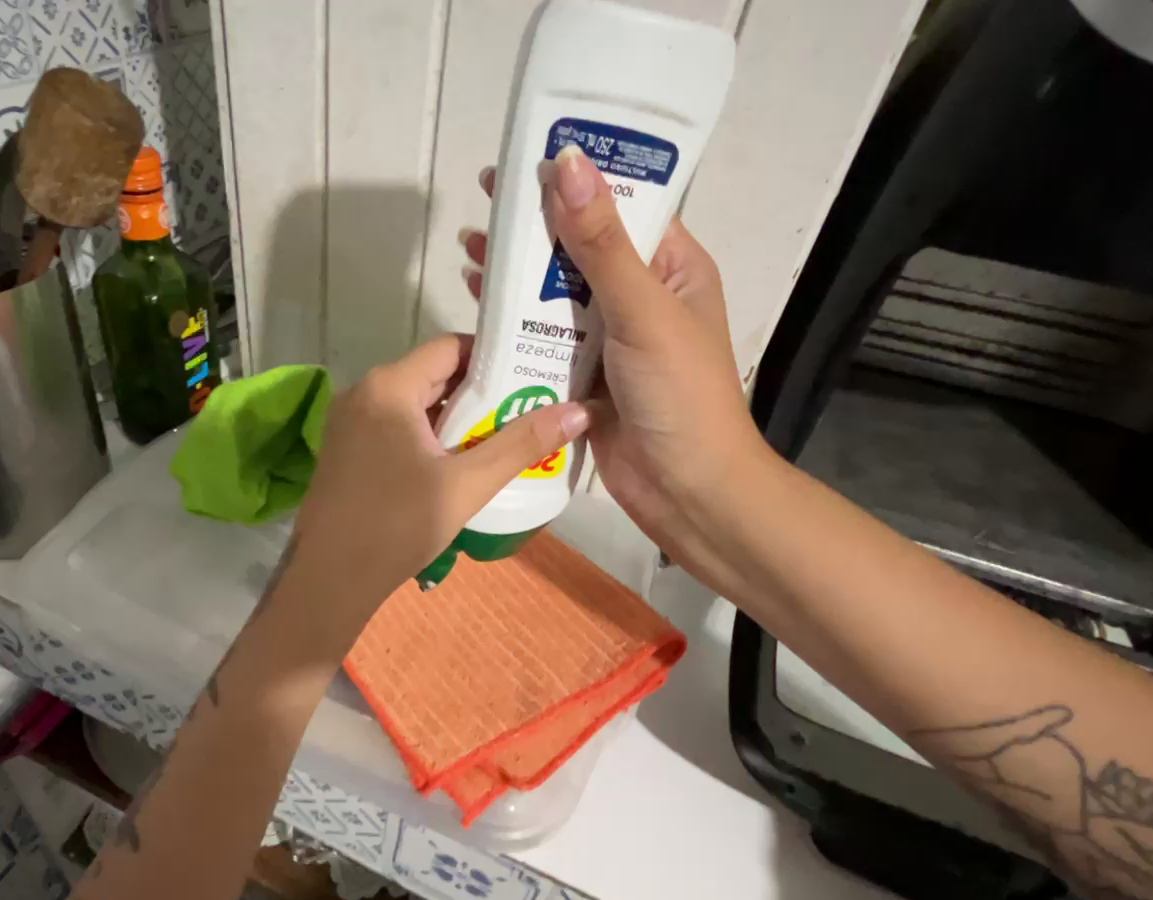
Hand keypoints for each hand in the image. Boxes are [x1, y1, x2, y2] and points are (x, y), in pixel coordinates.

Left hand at [284, 335, 588, 627]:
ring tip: (502, 437)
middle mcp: (363, 393)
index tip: (532, 375)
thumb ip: (522, 444)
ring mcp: (348, 423)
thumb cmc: (398, 525)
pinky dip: (427, 436)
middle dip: (480, 392)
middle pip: (432, 375)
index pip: (450, 348)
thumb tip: (580, 410)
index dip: (494, 358)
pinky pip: (394, 428)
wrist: (330, 579)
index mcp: (389, 387)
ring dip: (455, 418)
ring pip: (413, 405)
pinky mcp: (344, 451)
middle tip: (527, 409)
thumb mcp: (467, 484)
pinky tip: (456, 463)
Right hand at [462, 152, 771, 577]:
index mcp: (671, 268)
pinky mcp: (580, 376)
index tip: (528, 156)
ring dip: (515, 272)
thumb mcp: (643, 310)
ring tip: (469, 246)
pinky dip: (510, 321)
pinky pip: (541, 339)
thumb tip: (567, 163)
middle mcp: (638, 297)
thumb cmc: (679, 394)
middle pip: (579, 248)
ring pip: (554, 294)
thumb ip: (600, 243)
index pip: (622, 206)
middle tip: (484, 199)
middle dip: (533, 225)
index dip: (577, 178)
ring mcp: (607, 339)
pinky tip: (478, 302)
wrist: (684, 489)